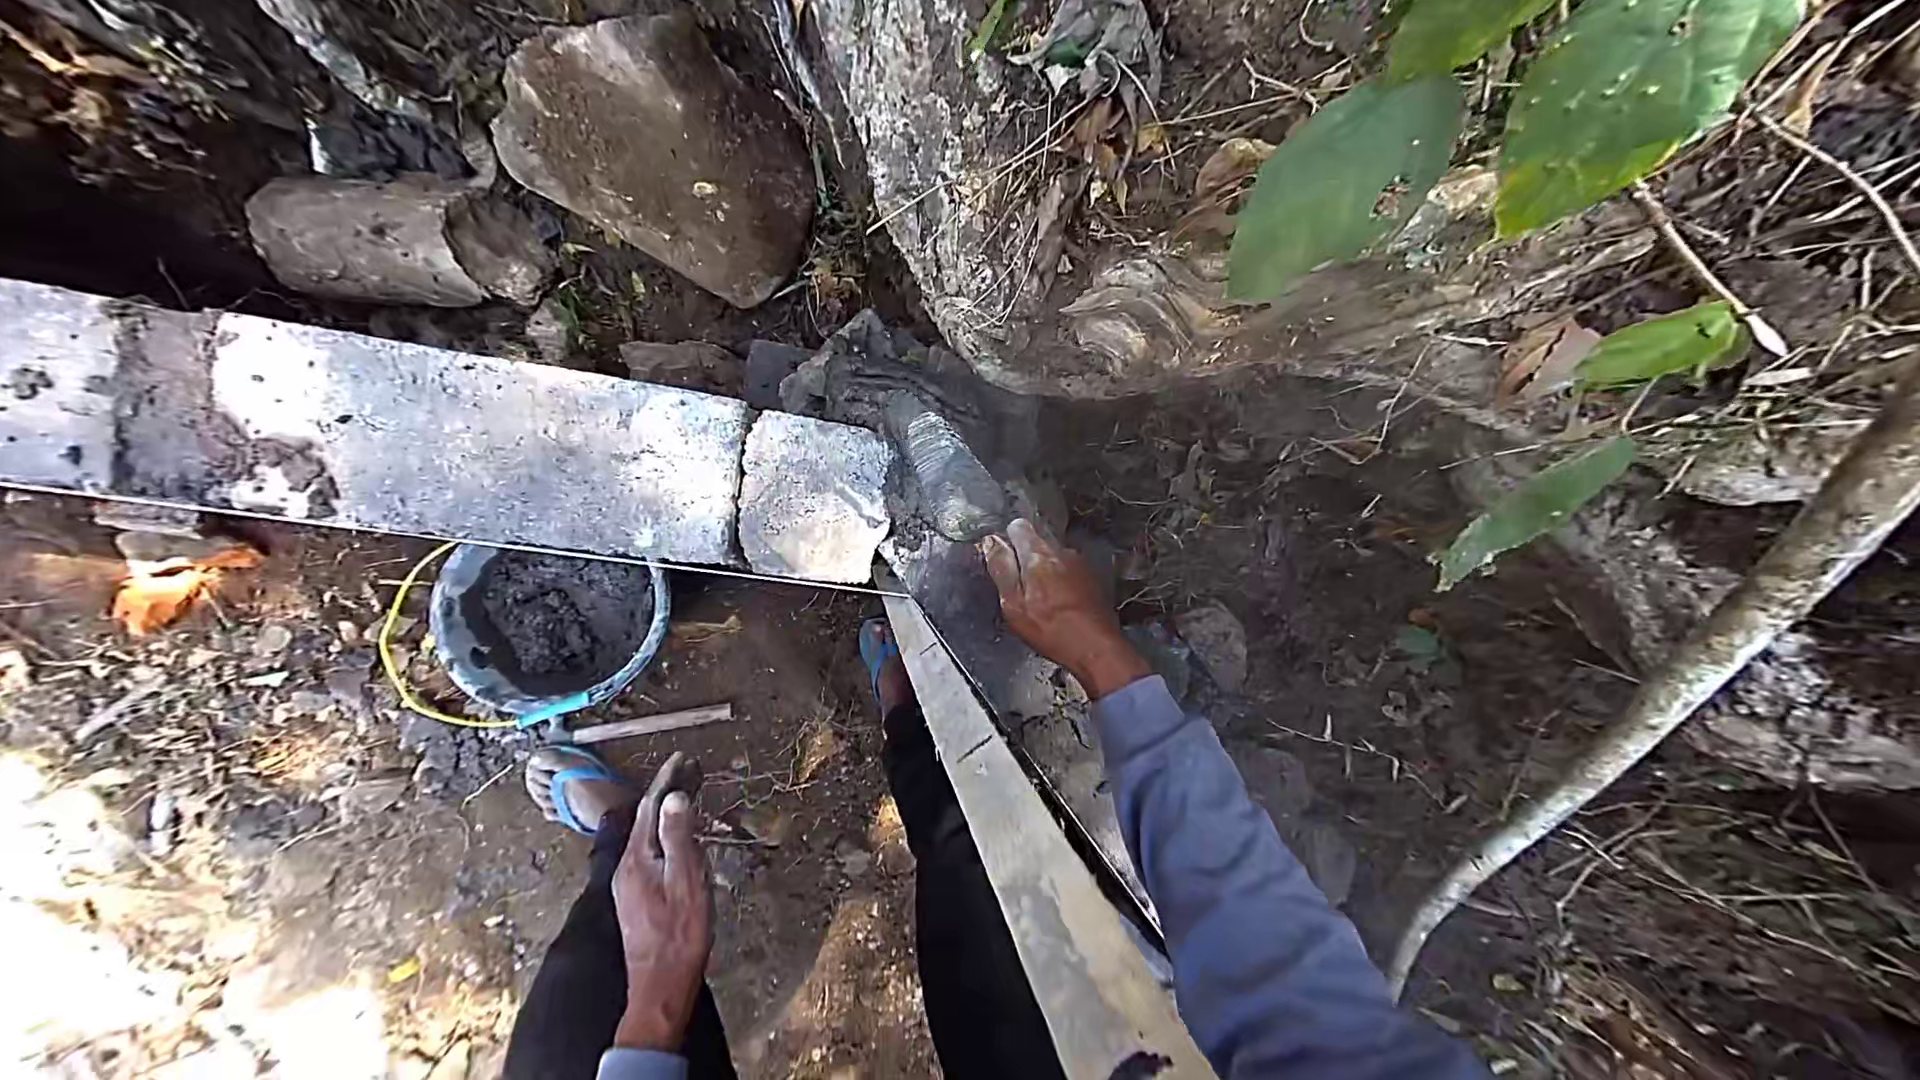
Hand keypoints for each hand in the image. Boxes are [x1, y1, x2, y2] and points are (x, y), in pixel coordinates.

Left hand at [610, 762, 711, 1052]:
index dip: (666, 780)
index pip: (651, 807)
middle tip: (689, 768)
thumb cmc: (681, 930)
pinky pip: (651, 849)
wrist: (662, 982)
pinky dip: (665, 831)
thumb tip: (675, 796)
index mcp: (638, 858)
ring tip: (687, 792)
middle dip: (667, 791)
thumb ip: (678, 836)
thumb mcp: (686, 878)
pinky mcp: (637, 895)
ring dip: (666, 810)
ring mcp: (630, 882)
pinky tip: (678, 832)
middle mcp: (627, 867)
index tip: (681, 758)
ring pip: (648, 834)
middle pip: (647, 818)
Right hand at [980, 518, 1150, 699]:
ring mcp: (1081, 564)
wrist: (1097, 648)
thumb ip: (1002, 569)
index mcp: (1038, 555)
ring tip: (1042, 603)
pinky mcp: (1093, 578)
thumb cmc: (1052, 630)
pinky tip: (1060, 606)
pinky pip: (1069, 571)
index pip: (1018, 527)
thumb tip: (991, 542)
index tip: (1004, 560)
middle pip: (1037, 543)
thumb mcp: (1014, 604)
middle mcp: (1062, 551)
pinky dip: (1061, 582)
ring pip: (1054, 558)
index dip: (1007, 541)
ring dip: (1045, 573)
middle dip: (1026, 561)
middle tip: (1021, 591)